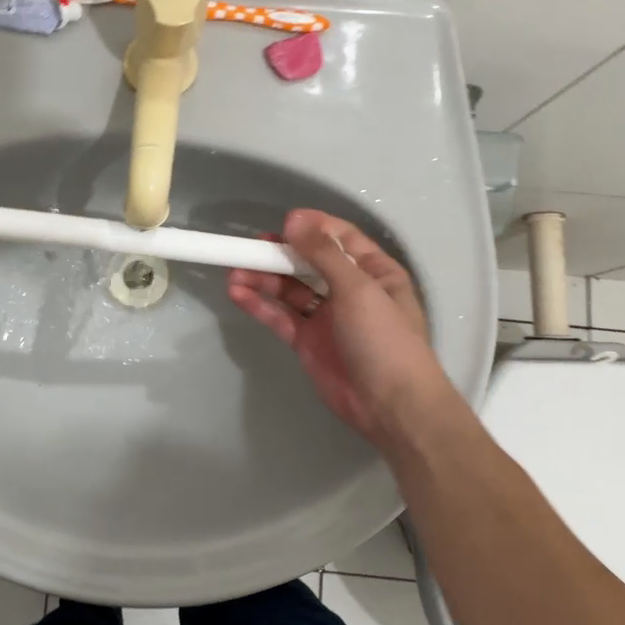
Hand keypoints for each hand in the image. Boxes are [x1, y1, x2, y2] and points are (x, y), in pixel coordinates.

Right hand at [227, 210, 443, 451]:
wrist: (390, 404)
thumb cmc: (384, 338)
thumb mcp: (359, 288)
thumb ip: (323, 254)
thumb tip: (294, 219)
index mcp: (374, 272)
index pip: (340, 238)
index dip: (313, 227)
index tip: (284, 221)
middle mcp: (350, 290)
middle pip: (309, 263)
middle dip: (280, 253)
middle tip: (250, 247)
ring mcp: (327, 317)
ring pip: (290, 290)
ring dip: (264, 278)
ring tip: (233, 271)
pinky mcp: (307, 342)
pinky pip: (281, 316)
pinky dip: (260, 304)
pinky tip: (238, 293)